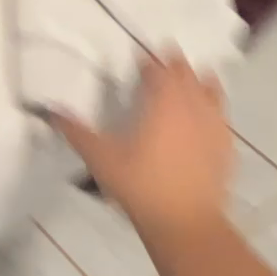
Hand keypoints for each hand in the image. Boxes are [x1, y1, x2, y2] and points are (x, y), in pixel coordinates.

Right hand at [51, 53, 232, 238]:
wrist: (184, 221)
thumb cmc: (139, 184)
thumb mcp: (99, 158)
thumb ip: (76, 132)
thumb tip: (51, 111)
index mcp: (161, 107)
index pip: (158, 73)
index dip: (150, 62)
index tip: (141, 56)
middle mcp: (191, 110)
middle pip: (187, 78)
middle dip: (177, 64)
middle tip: (167, 54)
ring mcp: (212, 129)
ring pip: (211, 94)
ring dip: (202, 80)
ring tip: (196, 73)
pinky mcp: (225, 148)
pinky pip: (223, 117)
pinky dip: (217, 105)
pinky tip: (212, 111)